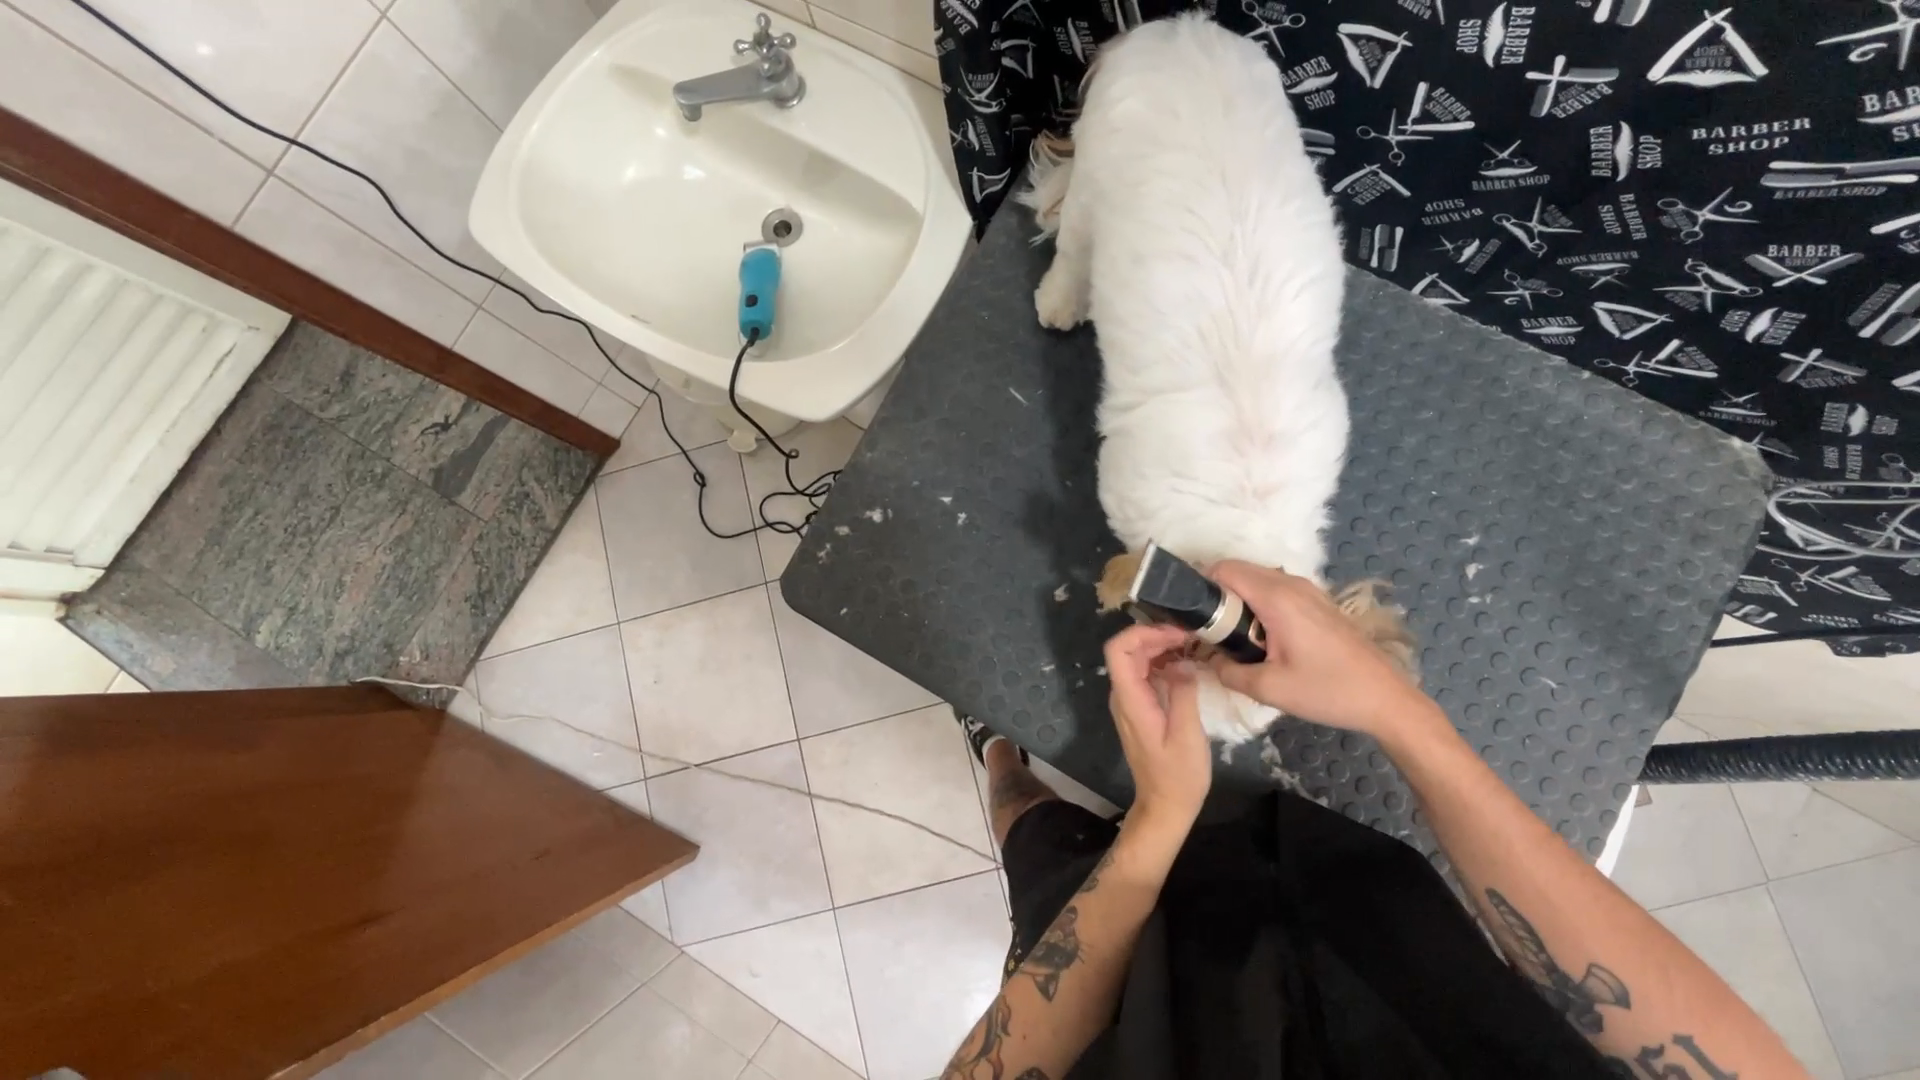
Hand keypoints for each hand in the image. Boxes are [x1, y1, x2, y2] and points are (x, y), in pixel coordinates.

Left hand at [1104, 624, 1211, 831]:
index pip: (1118, 651)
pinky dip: (1165, 663)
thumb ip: (1183, 693)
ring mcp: (1130, 702)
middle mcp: (1123, 696)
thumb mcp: (1187, 735)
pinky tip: (1189, 663)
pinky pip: (1147, 675)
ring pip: (1138, 661)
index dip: (1142, 632)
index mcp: (1130, 700)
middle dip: (1157, 635)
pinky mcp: (1141, 707)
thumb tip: (1183, 662)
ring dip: (1162, 647)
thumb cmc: (1179, 775)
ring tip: (1195, 644)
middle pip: (1129, 651)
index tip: (1175, 632)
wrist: (1165, 805)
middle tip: (1193, 635)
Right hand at [1206, 561, 1437, 736]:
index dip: (1200, 587)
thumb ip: (1228, 671)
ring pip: (1258, 580)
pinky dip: (1259, 604)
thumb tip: (1209, 660)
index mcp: (1277, 598)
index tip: (1191, 616)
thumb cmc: (1328, 691)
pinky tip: (1263, 639)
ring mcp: (1309, 591)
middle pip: (1239, 571)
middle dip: (1217, 595)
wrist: (1386, 699)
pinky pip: (1276, 590)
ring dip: (1239, 600)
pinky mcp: (1319, 603)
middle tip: (1209, 631)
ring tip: (1234, 638)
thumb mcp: (1269, 689)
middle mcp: (1292, 585)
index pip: (1224, 569)